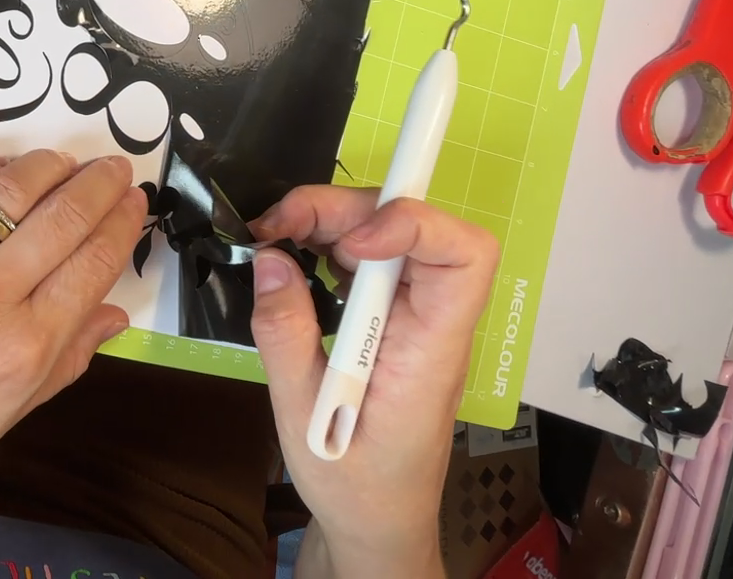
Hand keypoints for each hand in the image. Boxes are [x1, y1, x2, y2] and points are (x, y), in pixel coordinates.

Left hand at [0, 148, 147, 536]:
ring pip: (6, 190)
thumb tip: (115, 314)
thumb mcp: (6, 417)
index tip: (135, 200)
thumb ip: (66, 360)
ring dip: (45, 165)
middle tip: (114, 164)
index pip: (93, 264)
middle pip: (61, 218)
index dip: (122, 224)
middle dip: (99, 183)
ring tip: (63, 159)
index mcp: (24, 348)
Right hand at [248, 188, 499, 577]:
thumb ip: (285, 336)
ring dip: (324, 217)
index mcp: (430, 349)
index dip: (412, 225)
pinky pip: (363, 254)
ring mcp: (408, 312)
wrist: (377, 523)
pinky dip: (320, 238)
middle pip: (411, 229)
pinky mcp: (384, 312)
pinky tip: (286, 253)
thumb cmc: (353, 485)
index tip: (348, 242)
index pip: (464, 258)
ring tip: (269, 234)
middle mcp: (428, 318)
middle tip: (272, 225)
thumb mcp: (302, 416)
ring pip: (383, 231)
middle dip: (340, 209)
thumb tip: (268, 257)